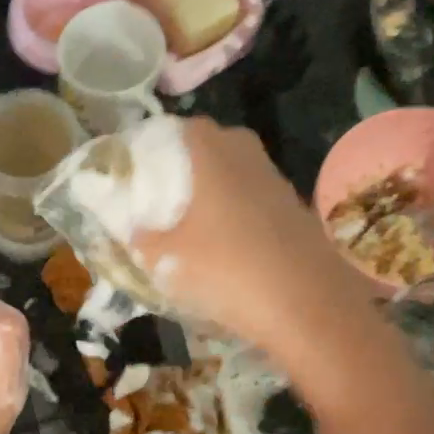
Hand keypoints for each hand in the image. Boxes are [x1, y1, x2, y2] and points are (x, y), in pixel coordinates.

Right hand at [132, 117, 371, 343]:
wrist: (304, 302)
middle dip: (178, 171)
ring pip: (229, 175)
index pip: (170, 131)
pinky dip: (231, 215)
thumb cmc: (224, 269)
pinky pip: (249, 201)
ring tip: (182, 227)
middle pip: (203, 150)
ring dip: (207, 195)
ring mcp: (273, 178)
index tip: (129, 176)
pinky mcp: (291, 208)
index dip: (147, 151)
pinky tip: (220, 246)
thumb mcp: (164, 260)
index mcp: (208, 150)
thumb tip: (132, 230)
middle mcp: (243, 151)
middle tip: (154, 202)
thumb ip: (140, 239)